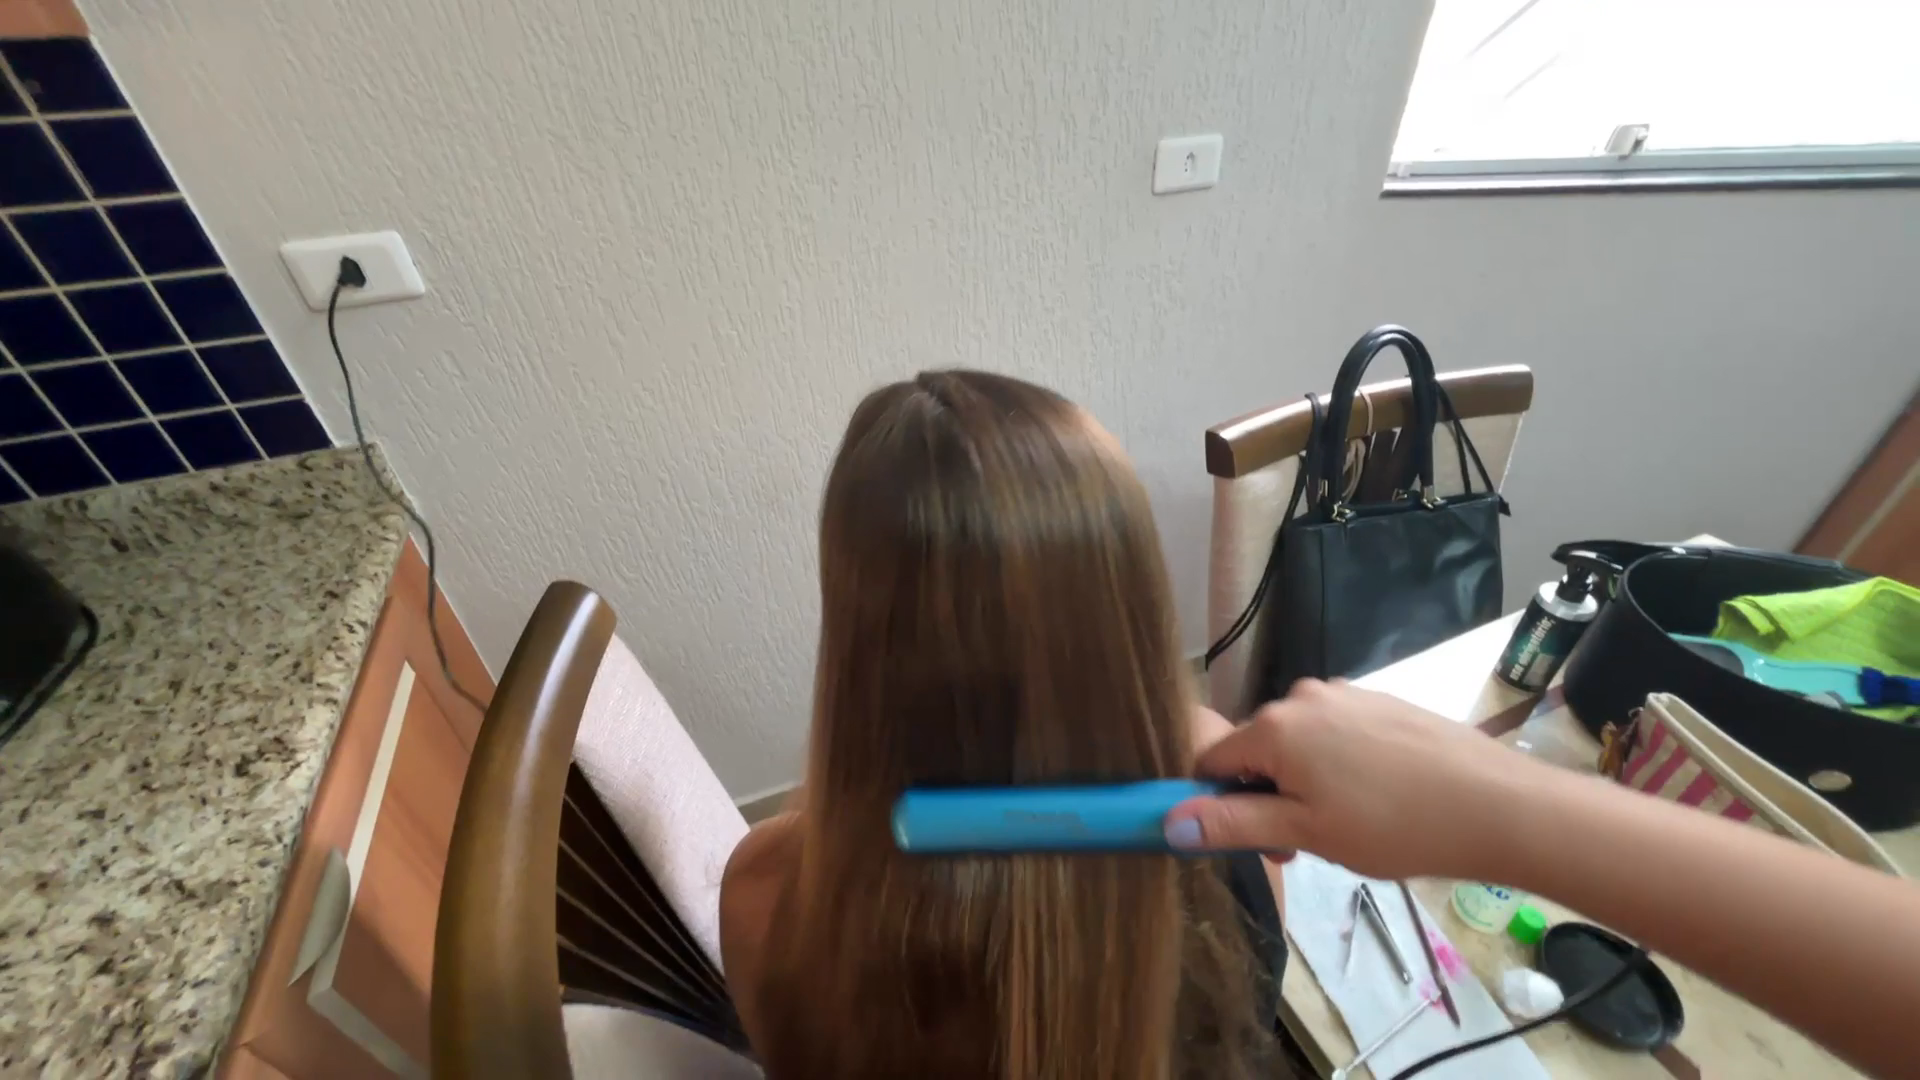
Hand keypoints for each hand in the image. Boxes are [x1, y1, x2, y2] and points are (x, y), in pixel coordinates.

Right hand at [1164, 679, 1548, 880]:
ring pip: (1296, 741)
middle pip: (1256, 749)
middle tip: (1311, 841)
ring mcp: (1342, 693)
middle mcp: (1299, 696)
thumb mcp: (1304, 833)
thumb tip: (1168, 821)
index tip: (1264, 839)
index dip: (1223, 802)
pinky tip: (1380, 793)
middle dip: (1269, 793)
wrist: (1502, 805)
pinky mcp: (1377, 699)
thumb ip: (1233, 823)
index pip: (1212, 760)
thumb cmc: (1393, 825)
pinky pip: (1334, 731)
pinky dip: (1338, 761)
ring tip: (1351, 820)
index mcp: (1272, 726)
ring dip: (1303, 779)